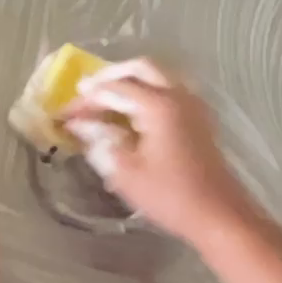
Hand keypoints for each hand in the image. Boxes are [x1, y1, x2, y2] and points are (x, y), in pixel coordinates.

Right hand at [61, 59, 261, 243]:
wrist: (218, 214)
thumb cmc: (169, 196)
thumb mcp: (125, 172)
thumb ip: (99, 141)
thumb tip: (79, 124)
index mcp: (158, 105)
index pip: (114, 90)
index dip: (85, 100)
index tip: (63, 115)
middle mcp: (178, 95)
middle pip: (140, 68)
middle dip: (110, 77)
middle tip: (84, 91)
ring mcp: (193, 105)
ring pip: (158, 76)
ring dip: (130, 81)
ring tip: (106, 99)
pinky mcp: (199, 118)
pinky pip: (169, 90)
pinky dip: (147, 92)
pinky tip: (133, 112)